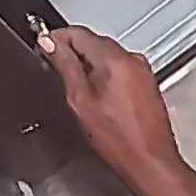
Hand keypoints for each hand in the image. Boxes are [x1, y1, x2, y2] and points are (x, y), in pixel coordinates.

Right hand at [42, 26, 189, 195]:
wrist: (150, 163)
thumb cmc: (119, 140)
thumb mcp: (80, 100)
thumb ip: (64, 65)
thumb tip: (50, 43)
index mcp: (114, 60)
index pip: (78, 33)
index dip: (57, 38)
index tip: (45, 45)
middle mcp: (131, 59)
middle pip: (92, 41)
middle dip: (72, 51)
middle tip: (56, 68)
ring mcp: (141, 69)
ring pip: (105, 53)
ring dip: (88, 63)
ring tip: (78, 89)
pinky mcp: (146, 80)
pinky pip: (118, 65)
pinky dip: (104, 73)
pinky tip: (98, 96)